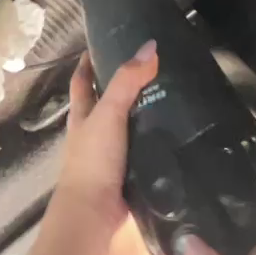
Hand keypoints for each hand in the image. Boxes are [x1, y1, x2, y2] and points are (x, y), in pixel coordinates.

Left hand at [47, 42, 160, 236]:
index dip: (88, 62)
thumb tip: (149, 46)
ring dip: (142, 114)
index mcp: (82, 115)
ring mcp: (108, 154)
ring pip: (126, 127)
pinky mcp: (125, 173)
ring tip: (172, 97)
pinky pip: (141, 150)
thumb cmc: (94, 159)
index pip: (82, 81)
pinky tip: (173, 136)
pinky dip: (153, 141)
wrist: (93, 211)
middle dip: (122, 87)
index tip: (102, 43)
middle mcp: (92, 132)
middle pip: (105, 103)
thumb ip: (127, 82)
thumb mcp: (109, 113)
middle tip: (152, 68)